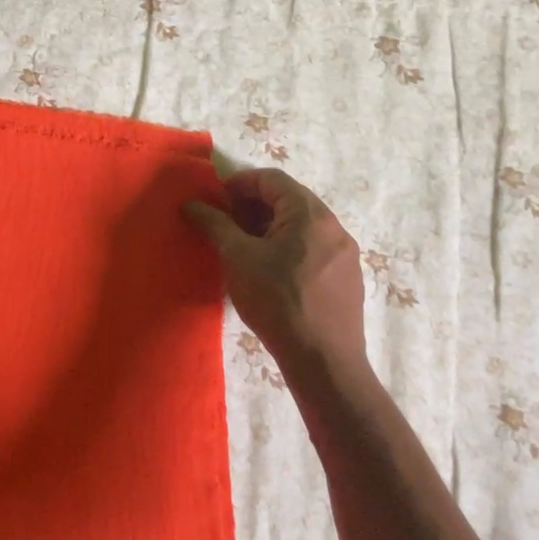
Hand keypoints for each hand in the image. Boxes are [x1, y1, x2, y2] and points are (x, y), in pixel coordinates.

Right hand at [182, 168, 366, 375]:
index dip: (239, 183)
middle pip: (289, 199)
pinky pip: (312, 246)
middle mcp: (334, 228)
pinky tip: (267, 269)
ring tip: (241, 246)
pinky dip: (285, 244)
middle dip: (252, 205)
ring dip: (268, 225)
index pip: (272, 179)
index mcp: (311, 215)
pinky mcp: (346, 278)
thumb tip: (192, 204)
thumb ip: (215, 224)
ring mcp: (344, 254)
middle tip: (224, 222)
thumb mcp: (237, 257)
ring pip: (300, 224)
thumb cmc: (277, 300)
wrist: (323, 360)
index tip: (215, 200)